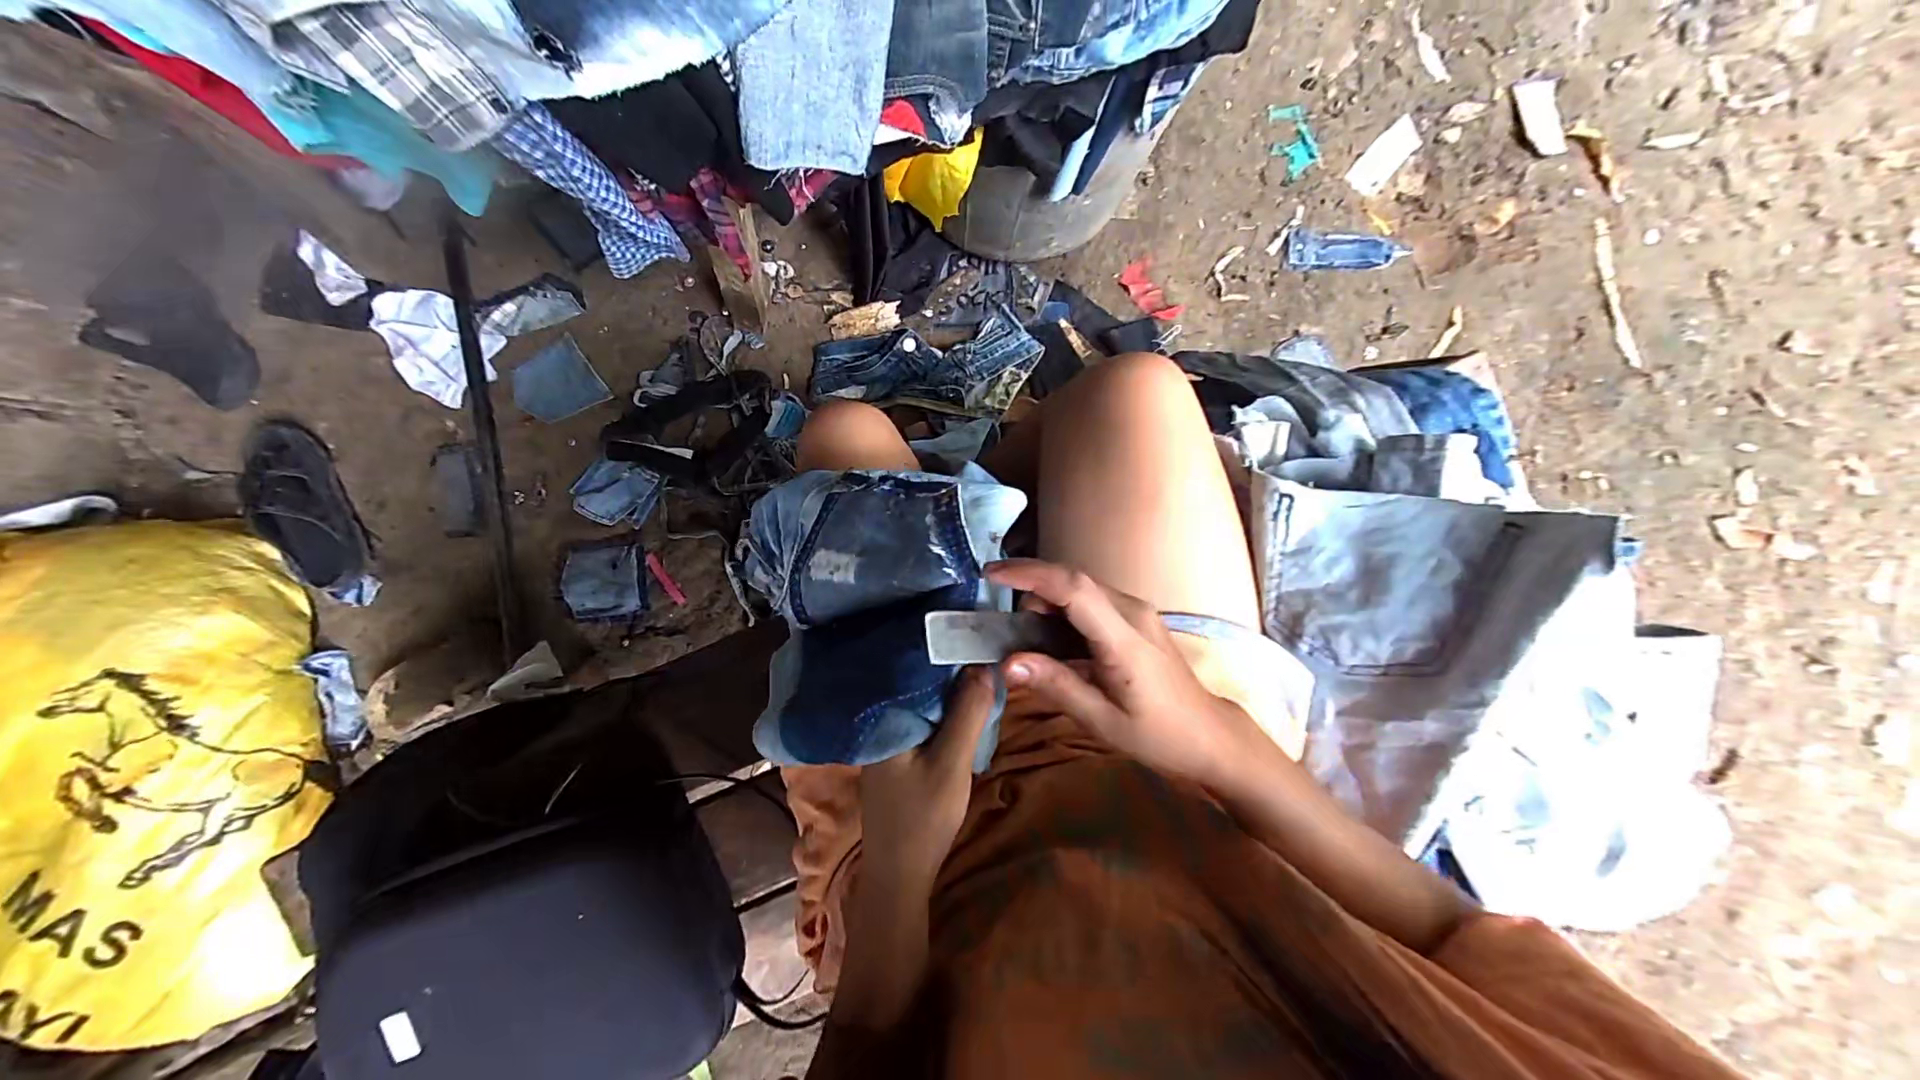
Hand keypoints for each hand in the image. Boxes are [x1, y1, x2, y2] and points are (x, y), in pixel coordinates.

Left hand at [858, 665, 996, 887]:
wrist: (900, 876)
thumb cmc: (924, 817)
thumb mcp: (952, 762)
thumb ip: (967, 713)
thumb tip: (984, 663)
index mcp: (884, 719)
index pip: (913, 671)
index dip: (944, 653)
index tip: (974, 637)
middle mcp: (879, 725)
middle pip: (917, 687)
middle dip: (949, 673)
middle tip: (984, 653)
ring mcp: (886, 744)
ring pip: (922, 706)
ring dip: (948, 696)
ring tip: (980, 673)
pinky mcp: (896, 759)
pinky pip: (922, 725)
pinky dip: (942, 717)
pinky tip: (964, 712)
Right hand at [987, 559, 1261, 788]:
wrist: (1207, 734)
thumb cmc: (1157, 734)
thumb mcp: (1101, 720)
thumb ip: (1055, 686)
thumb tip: (1007, 664)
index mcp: (1124, 638)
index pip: (1073, 588)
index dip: (1030, 575)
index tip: (991, 574)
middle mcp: (1131, 611)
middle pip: (1071, 580)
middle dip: (1030, 591)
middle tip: (1005, 629)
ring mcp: (1136, 610)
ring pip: (1078, 588)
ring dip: (1045, 603)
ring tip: (1028, 643)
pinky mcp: (1134, 616)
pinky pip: (1089, 600)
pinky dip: (1061, 611)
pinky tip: (1053, 643)